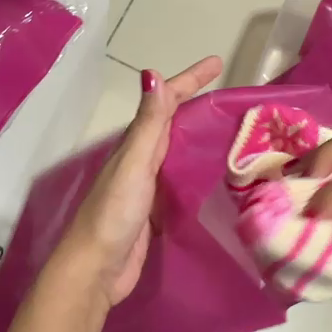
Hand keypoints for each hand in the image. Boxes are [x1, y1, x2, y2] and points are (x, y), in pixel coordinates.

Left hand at [51, 57, 222, 305]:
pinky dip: (198, 172)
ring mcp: (148, 186)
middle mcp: (141, 159)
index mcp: (136, 143)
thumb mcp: (133, 164)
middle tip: (234, 99)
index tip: (218, 62)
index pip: (166, 101)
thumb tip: (153, 72)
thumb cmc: (113, 213)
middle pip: (174, 122)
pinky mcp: (157, 212)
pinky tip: (219, 178)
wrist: (96, 269)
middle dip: (199, 105)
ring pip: (179, 151)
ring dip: (201, 138)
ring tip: (235, 133)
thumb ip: (146, 124)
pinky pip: (182, 182)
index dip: (190, 80)